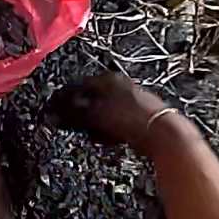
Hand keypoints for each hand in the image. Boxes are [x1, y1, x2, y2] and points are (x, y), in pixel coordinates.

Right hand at [49, 73, 185, 151]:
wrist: (162, 134)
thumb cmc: (130, 118)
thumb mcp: (95, 115)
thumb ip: (75, 114)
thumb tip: (56, 115)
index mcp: (109, 80)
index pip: (80, 86)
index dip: (66, 99)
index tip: (57, 112)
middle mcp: (121, 86)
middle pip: (93, 98)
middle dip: (80, 112)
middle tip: (70, 125)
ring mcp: (131, 101)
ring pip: (104, 112)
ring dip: (94, 123)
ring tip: (89, 134)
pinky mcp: (138, 117)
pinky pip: (115, 123)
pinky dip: (108, 130)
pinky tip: (105, 139)